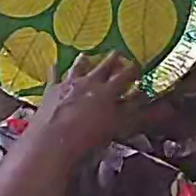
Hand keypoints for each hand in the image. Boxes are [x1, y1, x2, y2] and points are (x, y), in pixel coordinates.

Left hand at [18, 52, 141, 167]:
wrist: (53, 141)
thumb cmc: (89, 138)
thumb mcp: (116, 127)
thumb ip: (130, 112)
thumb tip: (143, 103)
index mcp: (108, 90)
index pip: (125, 75)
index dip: (133, 70)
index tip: (137, 68)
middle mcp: (90, 81)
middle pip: (104, 65)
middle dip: (113, 59)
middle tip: (118, 54)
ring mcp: (69, 83)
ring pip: (79, 66)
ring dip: (84, 61)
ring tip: (86, 56)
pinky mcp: (52, 90)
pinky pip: (54, 75)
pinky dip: (55, 69)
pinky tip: (54, 64)